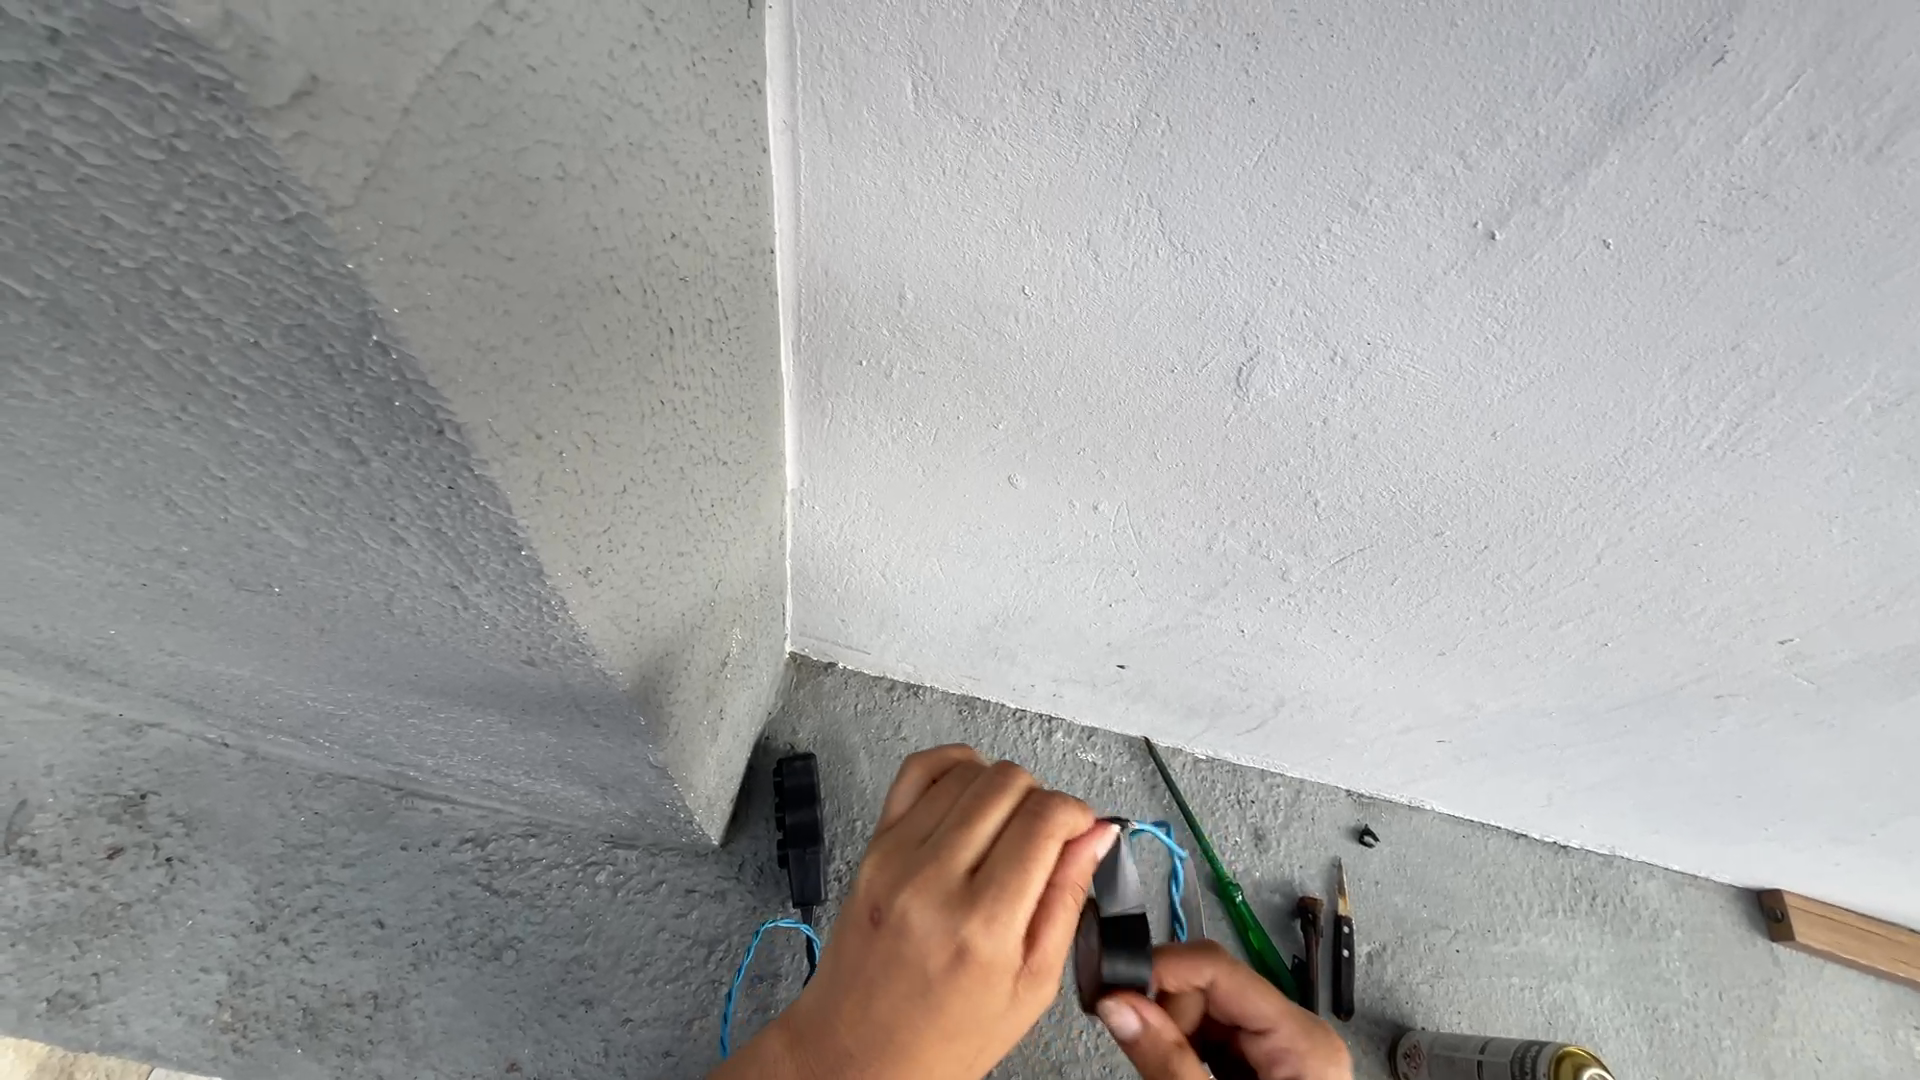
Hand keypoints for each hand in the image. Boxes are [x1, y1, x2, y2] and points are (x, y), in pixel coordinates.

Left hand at [715, 744, 1119, 1079]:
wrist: (858, 1051)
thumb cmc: (942, 1035)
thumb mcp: (1032, 986)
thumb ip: (1067, 898)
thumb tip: (1096, 835)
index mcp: (982, 923)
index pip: (1044, 818)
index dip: (1077, 813)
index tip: (1081, 827)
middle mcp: (934, 878)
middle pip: (1008, 782)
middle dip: (1042, 797)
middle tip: (1045, 832)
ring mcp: (897, 854)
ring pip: (968, 770)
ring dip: (1000, 785)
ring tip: (1006, 824)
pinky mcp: (875, 843)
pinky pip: (917, 769)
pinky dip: (953, 764)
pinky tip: (969, 789)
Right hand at [1096, 941, 1352, 1079]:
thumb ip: (1165, 1062)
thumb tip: (1115, 1003)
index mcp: (1300, 1039)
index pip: (1214, 967)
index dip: (1160, 971)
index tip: (1114, 994)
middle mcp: (1297, 1032)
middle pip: (1209, 987)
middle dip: (1166, 1012)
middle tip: (1143, 1050)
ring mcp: (1284, 1050)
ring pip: (1207, 1010)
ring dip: (1174, 1033)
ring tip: (1167, 1070)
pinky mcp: (1270, 1067)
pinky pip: (1216, 1037)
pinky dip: (1189, 1050)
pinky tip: (1185, 1076)